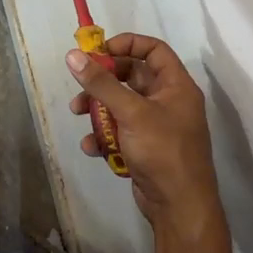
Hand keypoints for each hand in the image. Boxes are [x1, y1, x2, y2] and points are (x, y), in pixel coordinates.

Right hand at [65, 34, 219, 226]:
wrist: (180, 208)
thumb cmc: (163, 151)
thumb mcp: (130, 112)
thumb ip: (101, 83)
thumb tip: (73, 55)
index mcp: (176, 86)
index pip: (154, 49)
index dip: (127, 44)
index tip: (100, 51)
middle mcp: (168, 101)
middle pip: (132, 76)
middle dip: (103, 79)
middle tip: (82, 83)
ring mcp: (156, 125)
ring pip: (121, 103)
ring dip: (97, 107)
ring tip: (77, 113)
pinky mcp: (145, 147)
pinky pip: (120, 130)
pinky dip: (103, 135)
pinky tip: (91, 146)